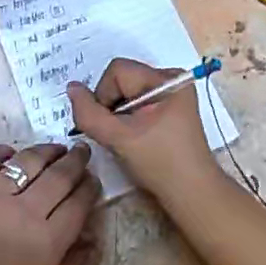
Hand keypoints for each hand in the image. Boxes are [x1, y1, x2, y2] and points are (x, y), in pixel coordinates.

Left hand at [0, 143, 99, 264]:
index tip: (94, 179)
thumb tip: (90, 238)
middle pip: (59, 175)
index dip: (90, 187)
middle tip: (82, 152)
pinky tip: (13, 154)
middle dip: (76, 161)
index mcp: (45, 246)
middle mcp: (22, 213)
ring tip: (57, 149)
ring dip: (48, 151)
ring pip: (29, 160)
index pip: (79, 203)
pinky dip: (5, 151)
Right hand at [68, 58, 220, 199]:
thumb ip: (89, 113)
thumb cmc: (159, 164)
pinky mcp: (173, 105)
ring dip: (119, 111)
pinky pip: (139, 99)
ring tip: (125, 136)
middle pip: (123, 77)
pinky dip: (130, 115)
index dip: (103, 95)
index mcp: (167, 79)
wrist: (193, 193)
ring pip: (128, 89)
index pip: (117, 71)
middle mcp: (173, 77)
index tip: (108, 126)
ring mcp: (174, 91)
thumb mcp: (118, 139)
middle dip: (111, 104)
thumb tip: (72, 88)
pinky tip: (135, 136)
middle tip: (115, 133)